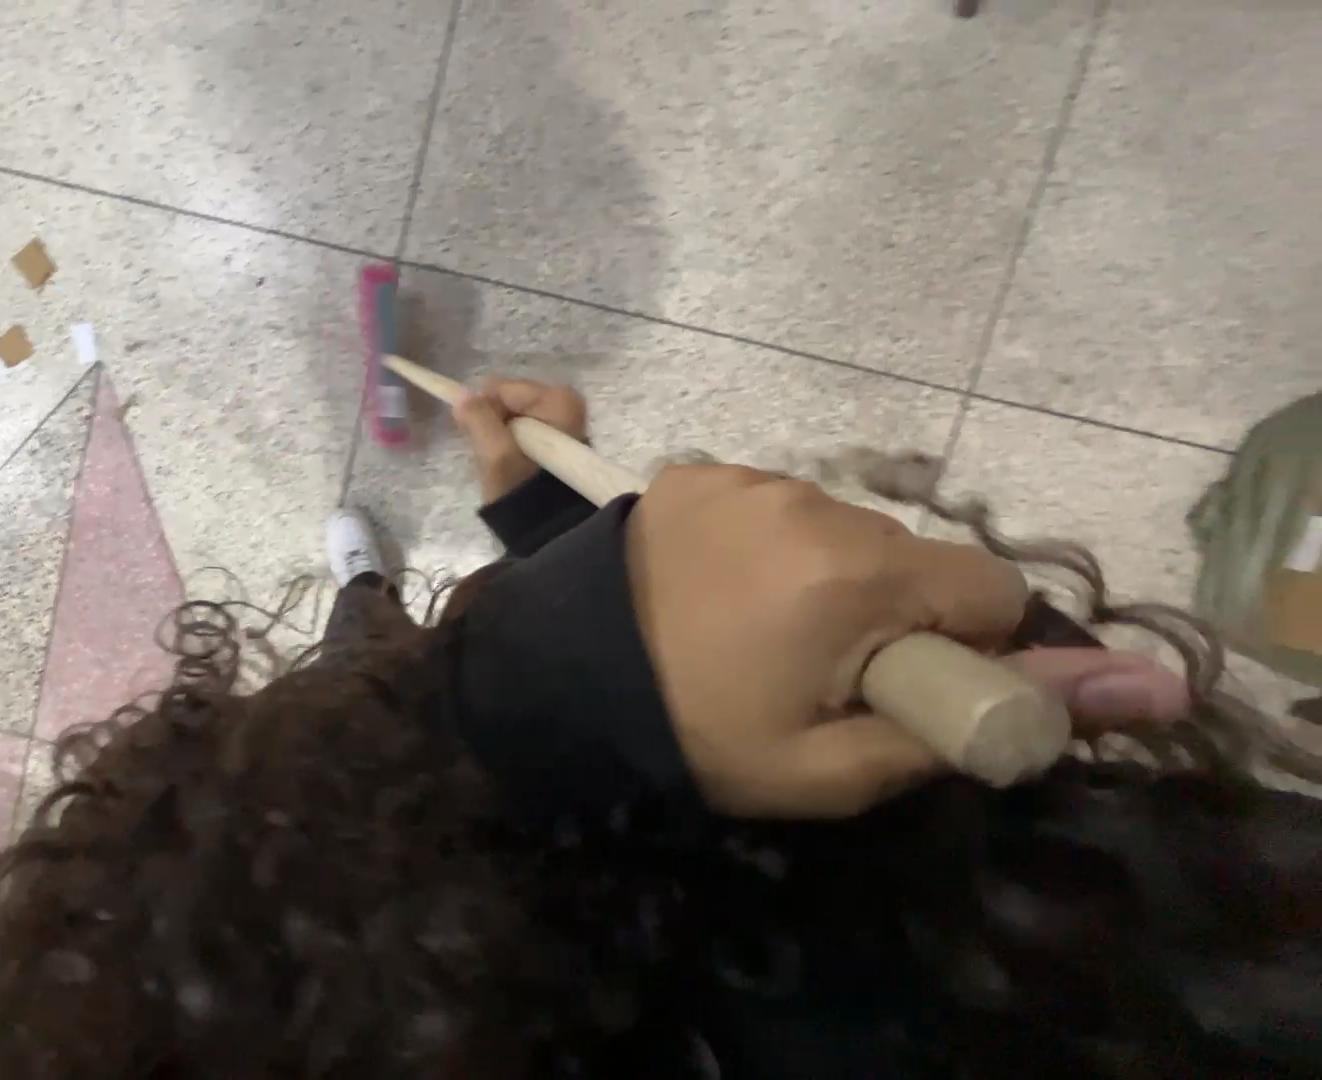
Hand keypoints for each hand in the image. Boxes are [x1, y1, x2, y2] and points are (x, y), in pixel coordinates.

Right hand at [451, 378, 587, 501]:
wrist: (553, 530)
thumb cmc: (524, 492)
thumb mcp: (497, 455)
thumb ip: (478, 421)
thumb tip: (462, 396)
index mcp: (558, 398)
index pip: (499, 388)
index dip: (482, 413)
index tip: (480, 441)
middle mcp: (567, 403)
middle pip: (507, 402)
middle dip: (493, 426)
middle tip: (494, 458)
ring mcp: (564, 422)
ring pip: (512, 419)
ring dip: (500, 440)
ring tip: (505, 468)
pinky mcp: (557, 442)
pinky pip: (522, 433)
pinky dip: (512, 448)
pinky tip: (514, 470)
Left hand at [626, 464, 1188, 818]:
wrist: (560, 680)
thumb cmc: (691, 730)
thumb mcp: (831, 766)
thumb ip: (971, 725)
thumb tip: (1132, 686)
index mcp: (852, 573)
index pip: (988, 589)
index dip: (964, 644)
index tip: (897, 677)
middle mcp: (805, 503)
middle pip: (907, 554)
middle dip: (886, 607)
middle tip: (804, 660)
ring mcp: (741, 477)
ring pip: (837, 526)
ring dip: (821, 572)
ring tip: (747, 624)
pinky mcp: (691, 473)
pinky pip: (768, 505)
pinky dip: (763, 542)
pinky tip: (711, 585)